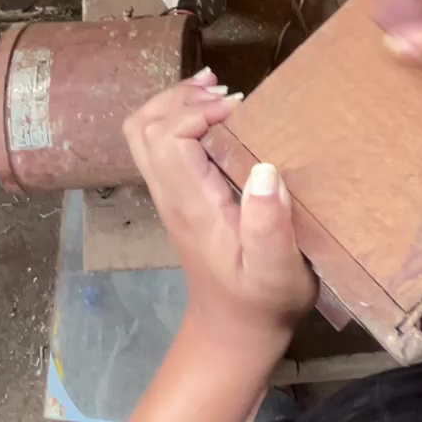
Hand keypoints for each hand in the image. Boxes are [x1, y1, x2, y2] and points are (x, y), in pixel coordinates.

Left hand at [122, 73, 316, 357]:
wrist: (234, 334)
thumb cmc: (261, 304)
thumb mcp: (277, 272)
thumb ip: (269, 226)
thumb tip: (266, 169)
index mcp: (190, 205)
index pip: (167, 137)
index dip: (197, 111)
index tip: (240, 108)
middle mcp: (170, 194)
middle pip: (144, 127)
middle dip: (180, 97)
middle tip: (226, 91)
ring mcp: (169, 194)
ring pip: (145, 131)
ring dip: (176, 102)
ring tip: (217, 88)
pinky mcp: (179, 195)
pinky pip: (161, 143)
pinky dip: (180, 116)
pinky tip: (216, 112)